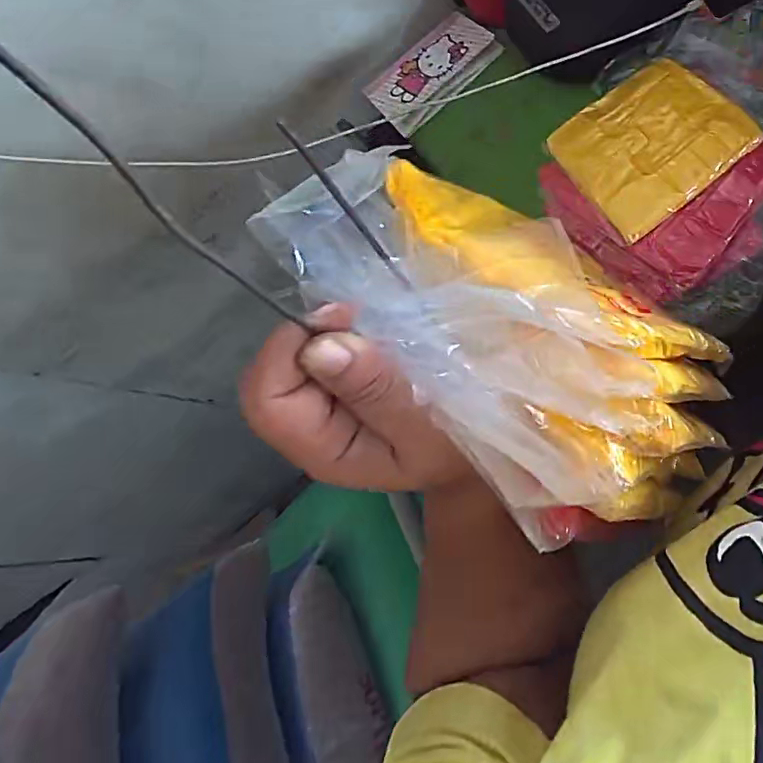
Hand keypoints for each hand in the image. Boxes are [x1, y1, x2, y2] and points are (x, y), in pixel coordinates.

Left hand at [238, 303, 474, 492]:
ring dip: (334, 331)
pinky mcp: (355, 386)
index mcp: (324, 449)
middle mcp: (316, 428)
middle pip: (279, 375)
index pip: (269, 400)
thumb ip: (377, 392)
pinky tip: (385, 331)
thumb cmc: (461, 446)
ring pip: (304, 359)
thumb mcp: (425, 427)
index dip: (289, 351)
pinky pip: (333, 354)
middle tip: (361, 312)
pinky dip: (352, 334)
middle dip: (313, 336)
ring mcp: (334, 406)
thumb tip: (320, 347)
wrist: (493, 448)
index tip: (341, 318)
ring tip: (380, 321)